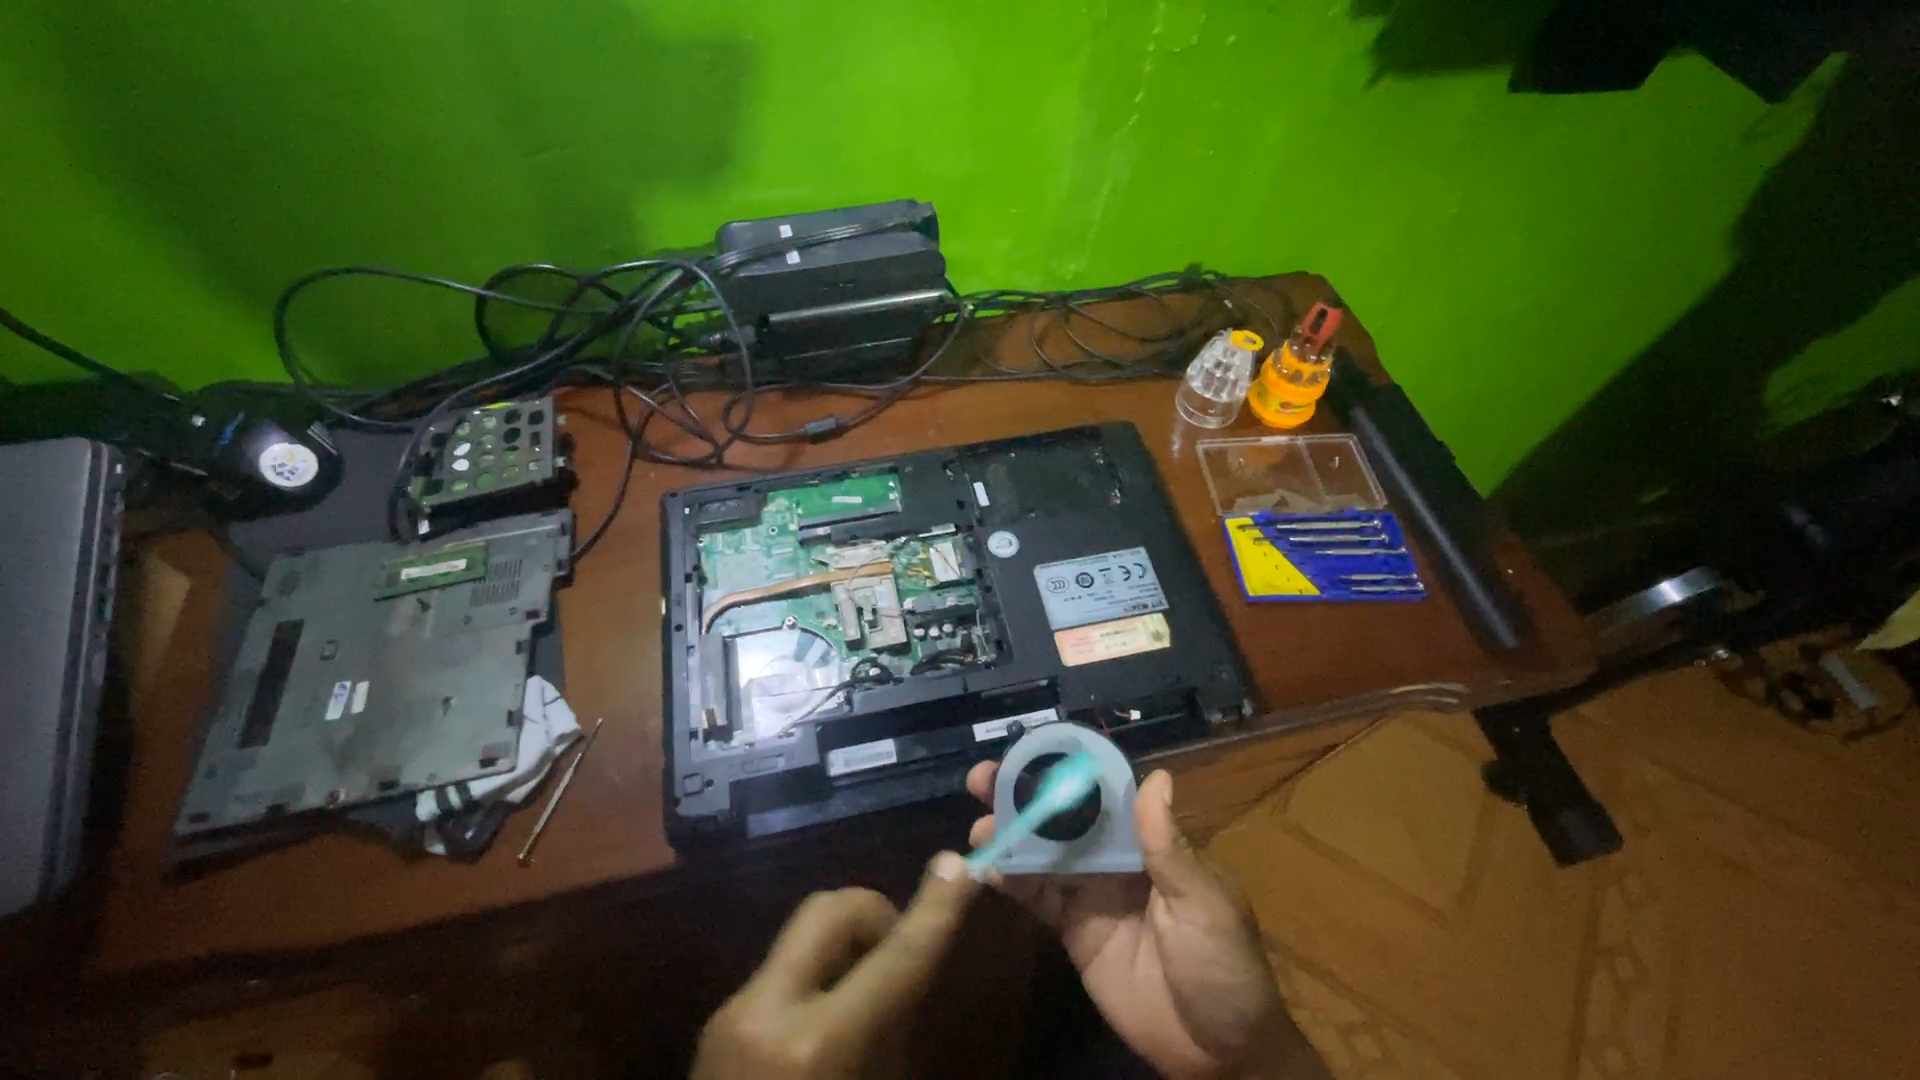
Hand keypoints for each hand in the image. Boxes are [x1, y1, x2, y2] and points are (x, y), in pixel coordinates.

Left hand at [692, 852, 978, 1079]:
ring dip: (844, 948)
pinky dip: (817, 978)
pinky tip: (824, 1029)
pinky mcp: (716, 1025)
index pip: (896, 955)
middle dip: (875, 915)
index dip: (936, 907)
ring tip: (863, 1002)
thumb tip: (909, 977)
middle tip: (896, 960)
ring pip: (803, 936)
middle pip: (832, 908)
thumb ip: (896, 1035)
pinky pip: (781, 972)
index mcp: (818, 1046)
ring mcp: (733, 1014)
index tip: (962, 866)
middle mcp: (768, 1011)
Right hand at [967, 763, 1327, 1079]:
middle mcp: (1114, 859)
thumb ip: (1171, 848)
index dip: (1067, 770)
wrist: (1217, 1051)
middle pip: (1063, 818)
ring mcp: (1091, 894)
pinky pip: (1038, 899)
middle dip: (1024, 796)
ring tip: (979, 826)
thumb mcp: (1205, 904)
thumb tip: (1157, 777)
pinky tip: (986, 871)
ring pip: (1042, 853)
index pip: (1103, 793)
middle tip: (982, 780)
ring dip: (1010, 835)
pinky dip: (1010, 883)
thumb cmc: (1224, 965)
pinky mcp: (1073, 931)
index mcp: (1149, 843)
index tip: (1029, 751)